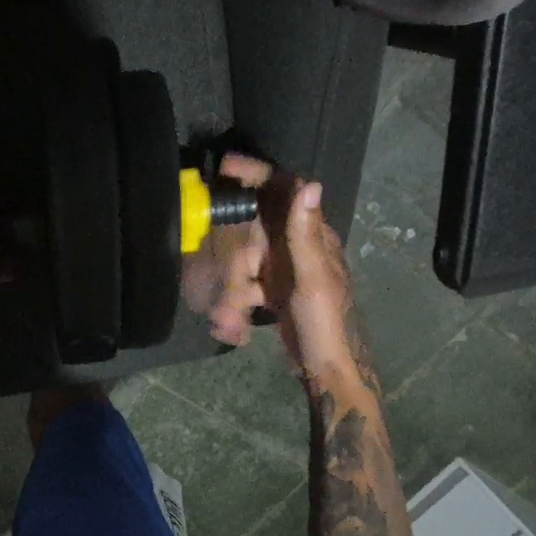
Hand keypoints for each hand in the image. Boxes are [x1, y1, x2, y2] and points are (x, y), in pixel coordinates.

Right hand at [188, 154, 368, 385]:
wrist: (328, 369)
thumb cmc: (326, 324)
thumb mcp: (314, 280)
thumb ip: (306, 235)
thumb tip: (309, 184)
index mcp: (313, 238)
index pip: (286, 192)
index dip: (257, 175)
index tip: (225, 167)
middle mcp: (300, 247)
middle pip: (259, 225)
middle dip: (231, 235)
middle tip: (207, 245)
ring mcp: (287, 270)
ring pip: (248, 257)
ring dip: (230, 275)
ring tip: (218, 300)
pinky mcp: (276, 292)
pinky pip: (247, 284)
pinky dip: (235, 295)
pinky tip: (226, 315)